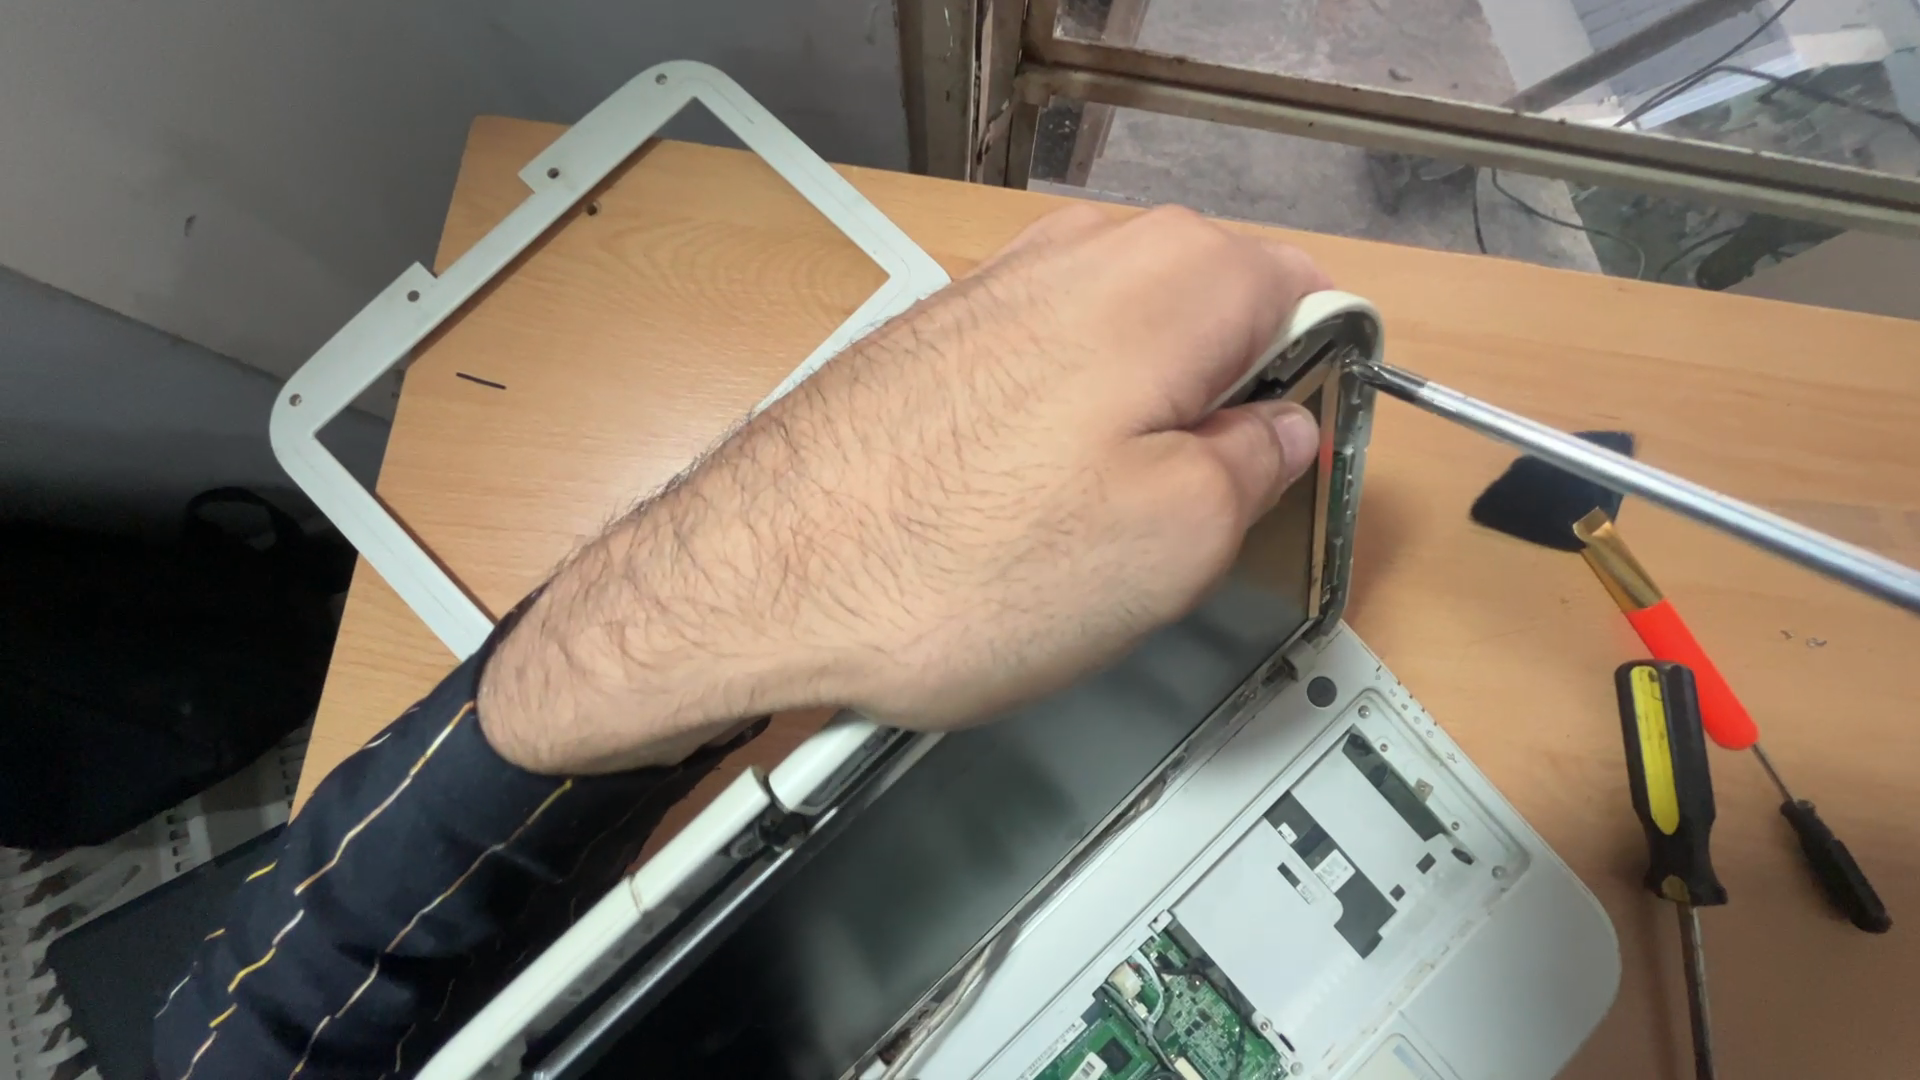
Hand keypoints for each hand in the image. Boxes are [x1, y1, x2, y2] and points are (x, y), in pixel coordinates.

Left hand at [478, 204, 1330, 773]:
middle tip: (1175, 519)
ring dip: (1129, 435)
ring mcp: (993, 291)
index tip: (1273, 474)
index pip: (1309, 304)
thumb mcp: (1172, 540)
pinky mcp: (934, 342)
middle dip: (1213, 419)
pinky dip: (1054, 438)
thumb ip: (1257, 464)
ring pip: (1122, 357)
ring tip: (1079, 525)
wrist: (750, 585)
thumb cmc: (958, 570)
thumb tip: (1275, 427)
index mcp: (1168, 277)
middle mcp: (1075, 254)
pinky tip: (1013, 505)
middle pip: (1211, 327)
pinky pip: (1041, 380)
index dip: (1308, 396)